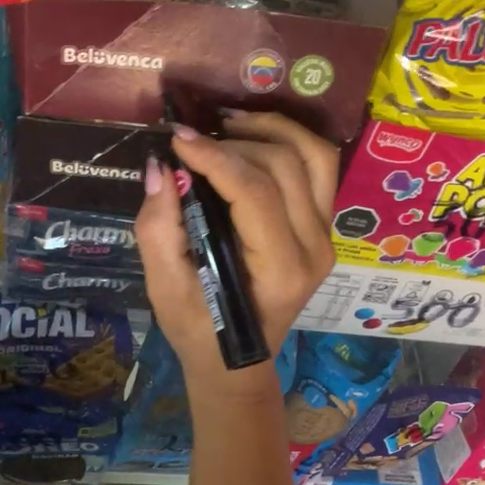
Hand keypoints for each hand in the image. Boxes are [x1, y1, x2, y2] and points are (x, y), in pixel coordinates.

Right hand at [136, 110, 338, 398]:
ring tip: (226, 124)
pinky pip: (318, 168)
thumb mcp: (165, 288)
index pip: (254, 193)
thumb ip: (158, 229)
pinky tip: (251, 135)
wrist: (236, 360)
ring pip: (313, 156)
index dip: (214, 157)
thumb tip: (160, 167)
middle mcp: (315, 248)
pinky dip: (288, 141)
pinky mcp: (323, 226)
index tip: (177, 138)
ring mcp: (326, 236)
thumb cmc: (198, 329)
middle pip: (286, 166)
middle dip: (236, 142)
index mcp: (280, 270)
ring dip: (271, 129)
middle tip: (194, 141)